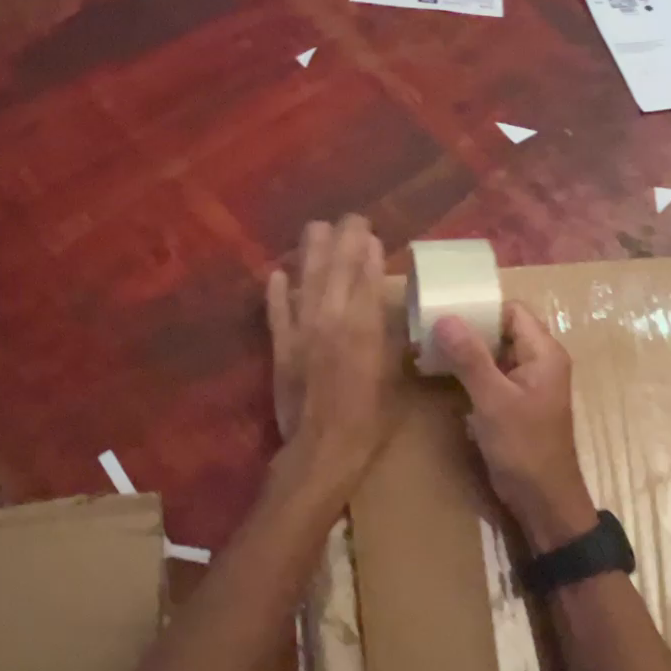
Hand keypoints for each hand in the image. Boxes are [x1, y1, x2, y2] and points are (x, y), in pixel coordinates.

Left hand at [266, 215, 390, 503]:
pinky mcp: (281, 348)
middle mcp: (331, 319)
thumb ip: (390, 339)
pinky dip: (277, 292)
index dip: (368, 251)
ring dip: (312, 252)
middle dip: (344, 239)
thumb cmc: (369, 420)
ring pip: (306, 281)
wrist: (322, 451)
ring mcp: (302, 331)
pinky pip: (277, 312)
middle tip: (350, 219)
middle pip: (336, 269)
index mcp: (364, 326)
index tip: (371, 232)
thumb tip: (388, 309)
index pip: (366, 276)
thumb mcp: (393, 378)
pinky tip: (278, 274)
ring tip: (317, 228)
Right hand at [433, 301, 596, 549]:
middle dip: (469, 328)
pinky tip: (443, 373)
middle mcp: (540, 362)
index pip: (513, 311)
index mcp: (544, 353)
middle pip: (502, 330)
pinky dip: (471, 372)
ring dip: (467, 351)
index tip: (446, 307)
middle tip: (430, 326)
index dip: (482, 307)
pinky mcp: (516, 403)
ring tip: (430, 345)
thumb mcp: (493, 400)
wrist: (543, 500)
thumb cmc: (524, 447)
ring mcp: (528, 383)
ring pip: (495, 353)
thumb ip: (470, 358)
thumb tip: (445, 317)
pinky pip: (493, 375)